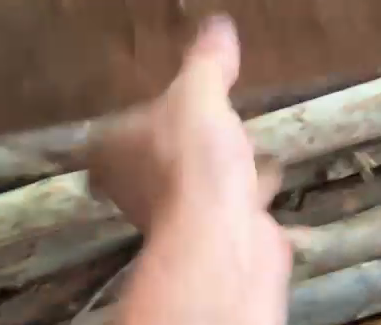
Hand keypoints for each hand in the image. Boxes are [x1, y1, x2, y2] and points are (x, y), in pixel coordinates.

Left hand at [88, 17, 281, 234]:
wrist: (225, 241)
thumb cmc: (192, 162)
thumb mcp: (198, 94)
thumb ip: (208, 62)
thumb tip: (220, 25)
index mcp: (116, 157)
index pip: (109, 140)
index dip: (125, 129)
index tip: (143, 116)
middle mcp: (141, 195)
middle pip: (156, 167)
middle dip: (178, 151)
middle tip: (196, 126)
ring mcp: (182, 225)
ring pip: (198, 190)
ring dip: (219, 173)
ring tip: (241, 145)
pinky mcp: (221, 243)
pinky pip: (236, 209)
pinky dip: (251, 194)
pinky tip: (271, 176)